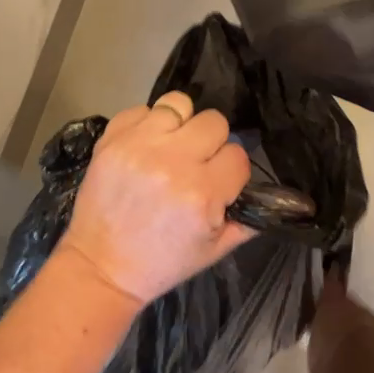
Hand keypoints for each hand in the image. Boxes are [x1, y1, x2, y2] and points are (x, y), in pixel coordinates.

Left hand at [56, 91, 256, 306]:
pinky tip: (145, 147)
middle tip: (196, 164)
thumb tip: (273, 197)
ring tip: (170, 148)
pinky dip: (147, 125)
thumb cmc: (161, 263)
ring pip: (179, 104)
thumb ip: (248, 221)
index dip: (231, 171)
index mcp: (202, 193)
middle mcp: (173, 162)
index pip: (238, 156)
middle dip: (210, 144)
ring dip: (180, 125)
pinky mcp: (112, 139)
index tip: (218, 186)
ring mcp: (139, 145)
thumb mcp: (215, 251)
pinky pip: (143, 109)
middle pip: (214, 121)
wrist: (100, 268)